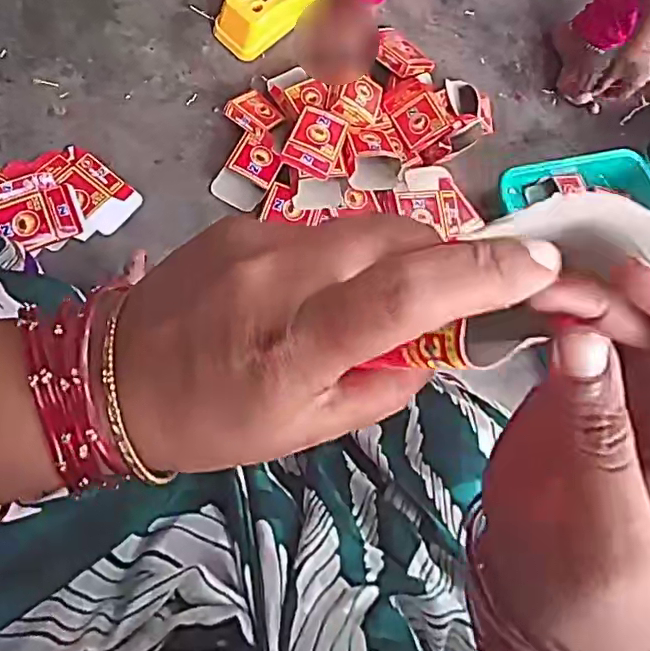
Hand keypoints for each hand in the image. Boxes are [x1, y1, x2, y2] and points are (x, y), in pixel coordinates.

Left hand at [110, 216, 562, 473]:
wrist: (112, 370)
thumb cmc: (211, 419)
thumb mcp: (303, 431)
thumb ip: (383, 384)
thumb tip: (441, 342)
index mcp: (291, 351)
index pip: (400, 296)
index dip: (477, 274)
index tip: (537, 265)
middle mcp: (277, 278)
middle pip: (397, 239)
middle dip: (453, 251)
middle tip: (477, 277)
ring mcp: (259, 238)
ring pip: (369, 224)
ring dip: (408, 248)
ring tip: (408, 282)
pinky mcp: (247, 219)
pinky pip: (329, 225)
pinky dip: (358, 247)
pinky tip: (340, 278)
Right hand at [476, 261, 649, 650]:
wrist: (531, 611)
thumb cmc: (597, 607)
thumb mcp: (613, 541)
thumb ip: (600, 441)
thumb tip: (582, 341)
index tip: (643, 286)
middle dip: (626, 305)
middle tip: (575, 286)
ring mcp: (635, 400)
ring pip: (624, 329)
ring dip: (587, 301)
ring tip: (547, 289)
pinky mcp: (584, 389)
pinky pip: (578, 337)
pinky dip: (557, 315)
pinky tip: (536, 303)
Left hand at [594, 41, 649, 101]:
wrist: (639, 41)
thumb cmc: (627, 56)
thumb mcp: (613, 72)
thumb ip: (604, 83)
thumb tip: (596, 92)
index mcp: (636, 85)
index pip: (621, 96)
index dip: (608, 96)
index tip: (599, 93)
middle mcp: (642, 81)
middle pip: (624, 89)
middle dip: (611, 88)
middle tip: (600, 86)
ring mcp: (643, 73)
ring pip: (627, 82)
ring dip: (616, 82)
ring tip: (604, 78)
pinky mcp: (643, 66)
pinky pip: (631, 74)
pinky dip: (621, 75)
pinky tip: (613, 71)